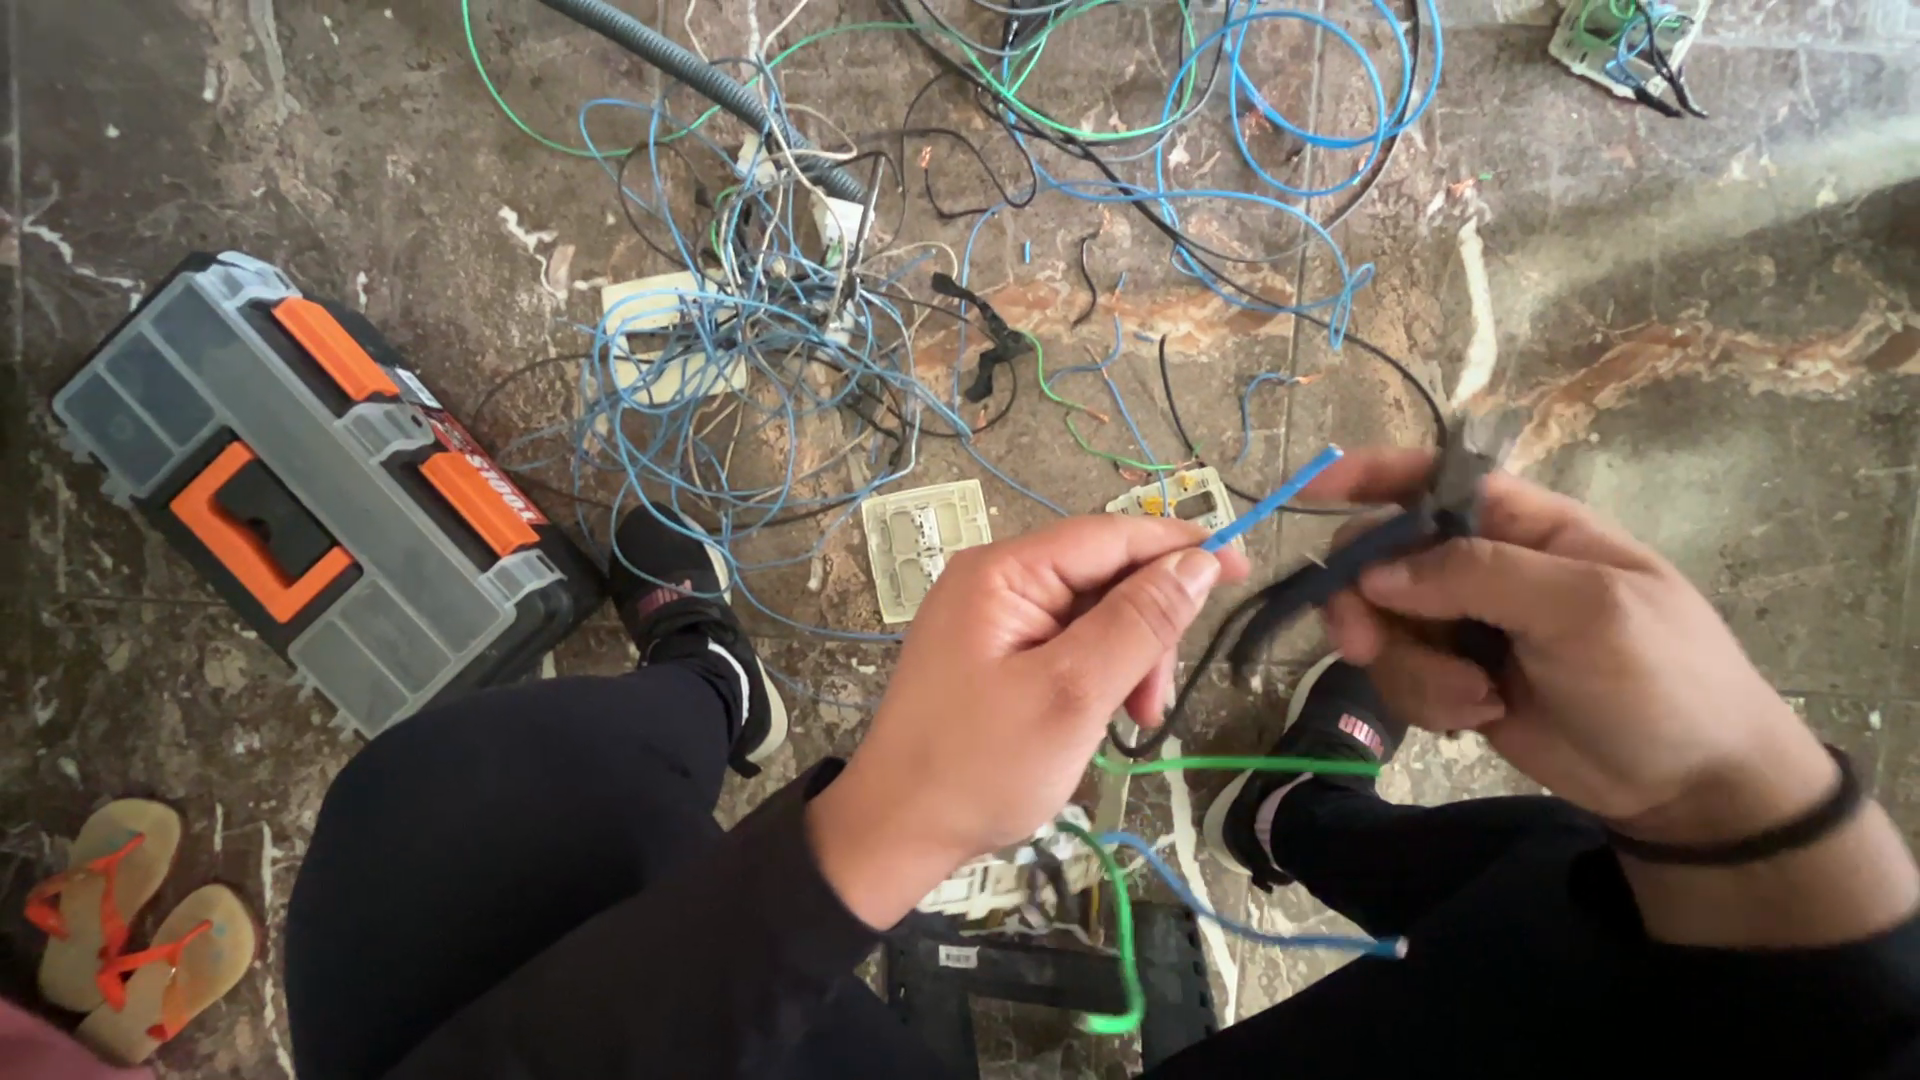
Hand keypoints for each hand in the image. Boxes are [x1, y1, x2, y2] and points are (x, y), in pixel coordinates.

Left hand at [807, 515, 1247, 928]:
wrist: (897, 829)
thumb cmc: (980, 767)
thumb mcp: (1072, 694)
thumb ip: (1137, 624)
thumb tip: (1196, 563)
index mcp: (1002, 572)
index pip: (1108, 535)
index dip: (1178, 547)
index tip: (1240, 568)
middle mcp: (993, 579)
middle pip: (1100, 575)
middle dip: (1145, 628)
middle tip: (1154, 701)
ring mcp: (989, 616)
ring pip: (1088, 613)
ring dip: (1125, 658)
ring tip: (1131, 720)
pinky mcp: (992, 650)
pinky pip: (1063, 642)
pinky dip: (1095, 673)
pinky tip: (1102, 714)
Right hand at [1309, 448, 1833, 844]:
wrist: (1687, 787)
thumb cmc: (1661, 678)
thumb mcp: (1585, 610)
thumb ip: (1477, 575)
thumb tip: (1374, 576)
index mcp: (1521, 527)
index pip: (1430, 479)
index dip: (1369, 474)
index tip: (1312, 489)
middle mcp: (1477, 567)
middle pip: (1378, 560)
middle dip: (1361, 602)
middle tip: (1360, 645)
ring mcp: (1458, 623)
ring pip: (1379, 625)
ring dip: (1409, 668)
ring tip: (1472, 700)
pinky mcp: (1445, 675)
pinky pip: (1394, 674)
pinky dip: (1424, 700)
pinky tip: (1477, 717)